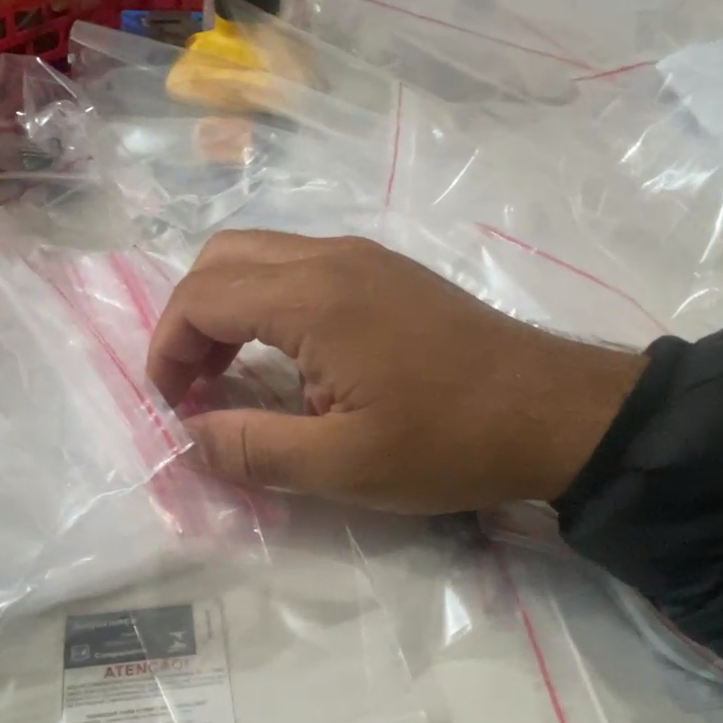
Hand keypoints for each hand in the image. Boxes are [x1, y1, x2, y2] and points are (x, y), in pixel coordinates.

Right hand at [147, 232, 647, 513]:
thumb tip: (189, 439)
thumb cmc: (450, 441)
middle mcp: (331, 257)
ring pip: (262, 257)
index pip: (202, 297)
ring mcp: (364, 258)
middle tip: (194, 385)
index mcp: (313, 297)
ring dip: (229, 309)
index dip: (168, 350)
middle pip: (224, 259)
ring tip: (230, 375)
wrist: (555, 412)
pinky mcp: (387, 274)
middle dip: (190, 320)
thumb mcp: (343, 465)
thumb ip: (253, 449)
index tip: (171, 405)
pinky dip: (268, 304)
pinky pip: (301, 269)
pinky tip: (289, 362)